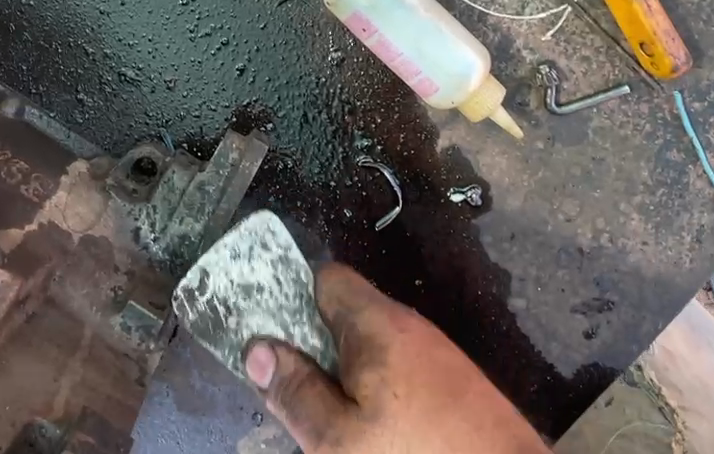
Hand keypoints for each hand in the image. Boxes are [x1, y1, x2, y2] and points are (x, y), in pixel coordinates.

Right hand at [245, 263, 550, 453]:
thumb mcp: (340, 440)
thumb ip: (297, 393)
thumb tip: (257, 350)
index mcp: (377, 322)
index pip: (326, 277)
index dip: (293, 299)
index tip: (272, 336)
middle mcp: (408, 325)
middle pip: (346, 315)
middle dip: (316, 347)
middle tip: (296, 392)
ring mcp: (437, 355)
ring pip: (372, 348)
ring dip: (347, 374)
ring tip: (332, 419)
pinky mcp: (456, 387)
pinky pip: (401, 372)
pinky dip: (380, 391)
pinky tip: (377, 431)